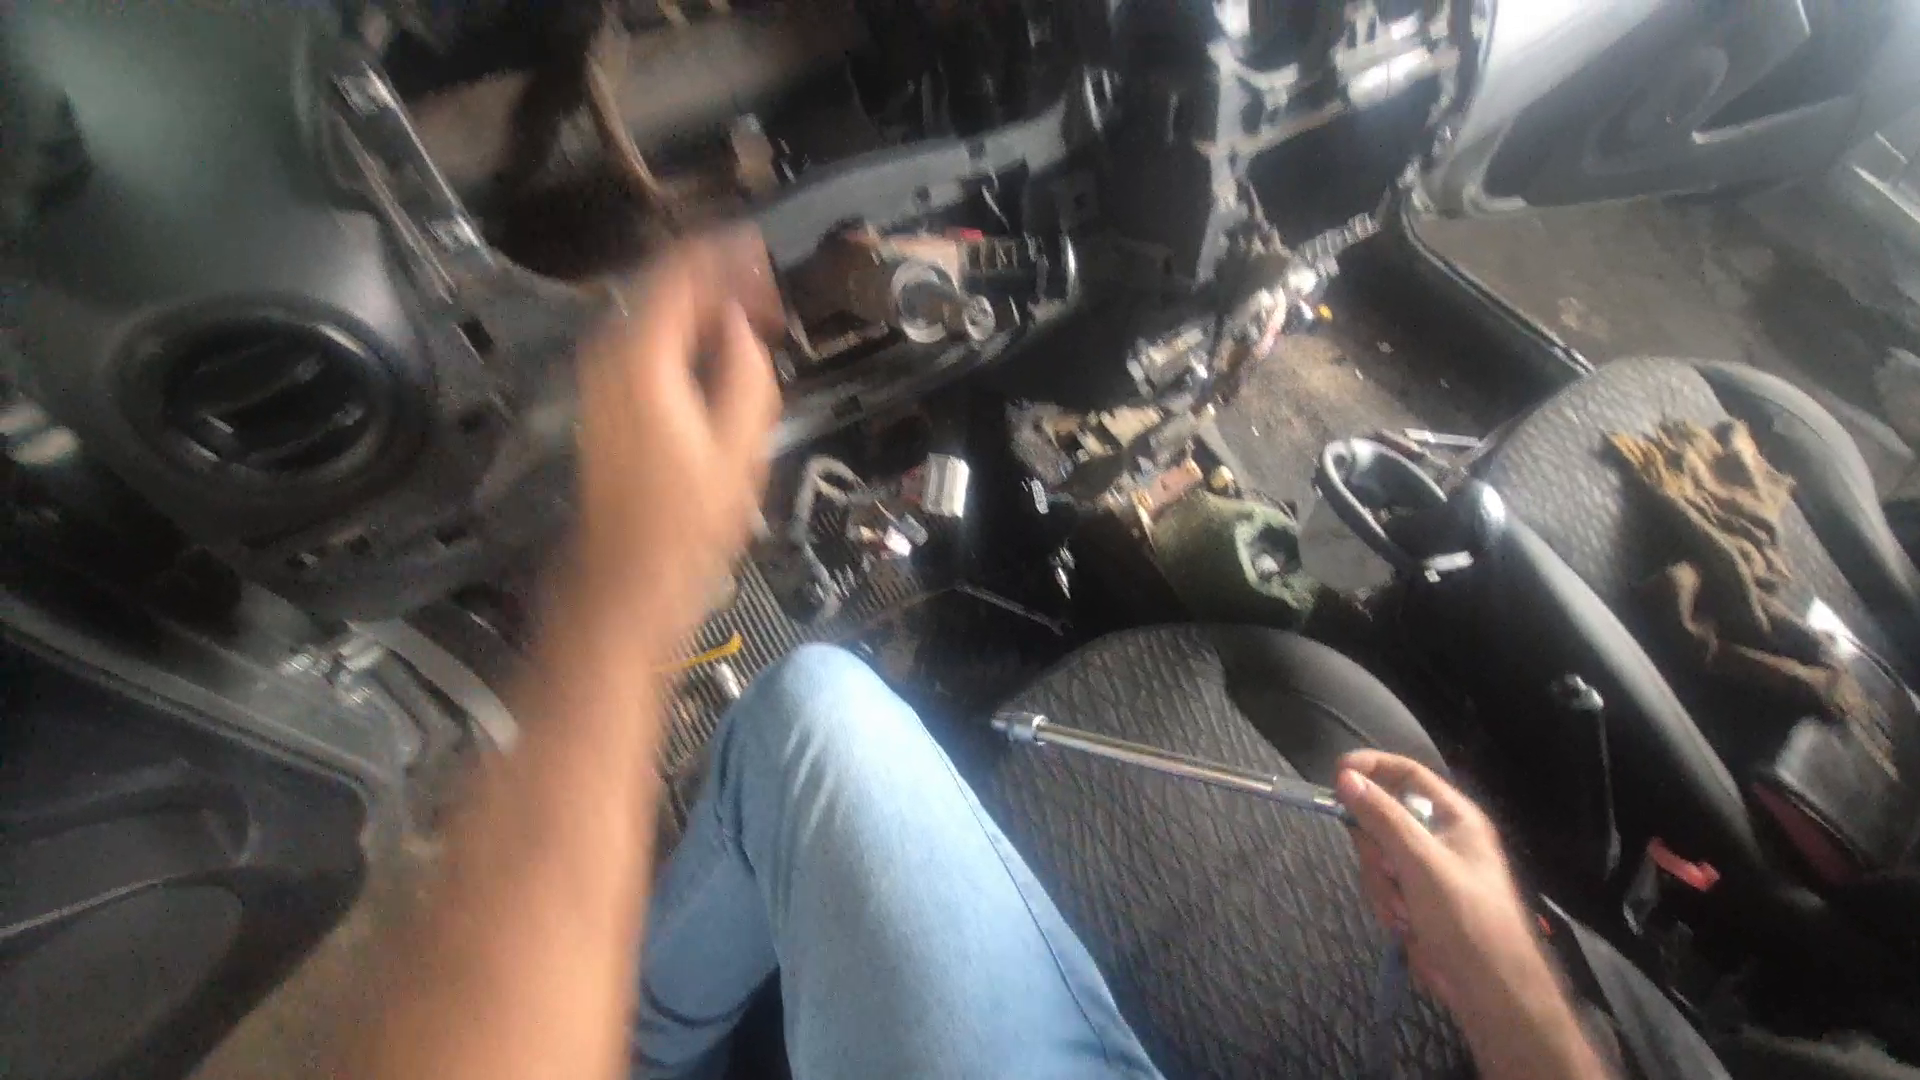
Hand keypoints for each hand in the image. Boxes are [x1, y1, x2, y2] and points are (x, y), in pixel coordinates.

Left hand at [568, 227, 783, 648]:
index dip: (725, 256)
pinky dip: (683, 338)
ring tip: (749, 320)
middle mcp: (610, 359)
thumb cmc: (687, 523)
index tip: (761, 252)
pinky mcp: (604, 403)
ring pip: (654, 316)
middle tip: (764, 292)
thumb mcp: (740, 448)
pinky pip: (646, 346)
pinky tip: (716, 354)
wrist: (629, 574)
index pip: (681, 275)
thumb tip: (743, 330)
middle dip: (716, 281)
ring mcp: (600, 381)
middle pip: (662, 289)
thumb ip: (747, 374)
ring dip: (702, 310)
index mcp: (643, 361)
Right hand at [1335, 751, 1605, 1078]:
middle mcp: (1439, 835)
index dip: (1370, 768)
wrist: (1492, 993)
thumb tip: (1345, 777)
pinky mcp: (1415, 894)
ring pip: (1375, 851)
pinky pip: (1380, 880)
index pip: (1405, 772)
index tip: (1336, 778)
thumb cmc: (1467, 919)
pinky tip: (1404, 924)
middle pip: (1381, 814)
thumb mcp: (1420, 862)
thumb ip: (1382, 817)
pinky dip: (1384, 901)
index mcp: (1453, 816)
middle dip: (1374, 846)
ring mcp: (1426, 866)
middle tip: (1385, 868)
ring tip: (1403, 910)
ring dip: (1379, 881)